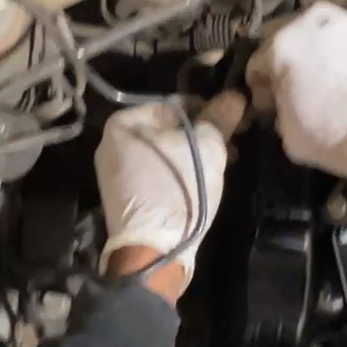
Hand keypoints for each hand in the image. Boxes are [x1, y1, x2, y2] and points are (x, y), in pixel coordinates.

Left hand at [96, 94, 245, 297]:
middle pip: (169, 128)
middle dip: (203, 136)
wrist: (154, 251)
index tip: (235, 126)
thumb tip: (234, 95)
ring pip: (164, 151)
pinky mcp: (122, 195)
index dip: (211, 112)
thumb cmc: (179, 189)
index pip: (177, 103)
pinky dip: (177, 172)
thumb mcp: (207, 148)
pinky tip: (199, 183)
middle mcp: (111, 142)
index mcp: (125, 122)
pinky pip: (155, 172)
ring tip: (222, 167)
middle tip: (233, 148)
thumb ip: (219, 117)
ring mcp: (113, 171)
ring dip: (194, 155)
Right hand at [246, 3, 346, 183]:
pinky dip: (346, 54)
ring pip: (320, 35)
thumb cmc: (338, 134)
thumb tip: (285, 102)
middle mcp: (310, 20)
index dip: (261, 89)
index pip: (256, 65)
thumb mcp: (290, 135)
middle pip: (288, 40)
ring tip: (329, 82)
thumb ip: (279, 109)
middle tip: (298, 89)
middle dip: (289, 63)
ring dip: (318, 54)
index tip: (270, 105)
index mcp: (281, 45)